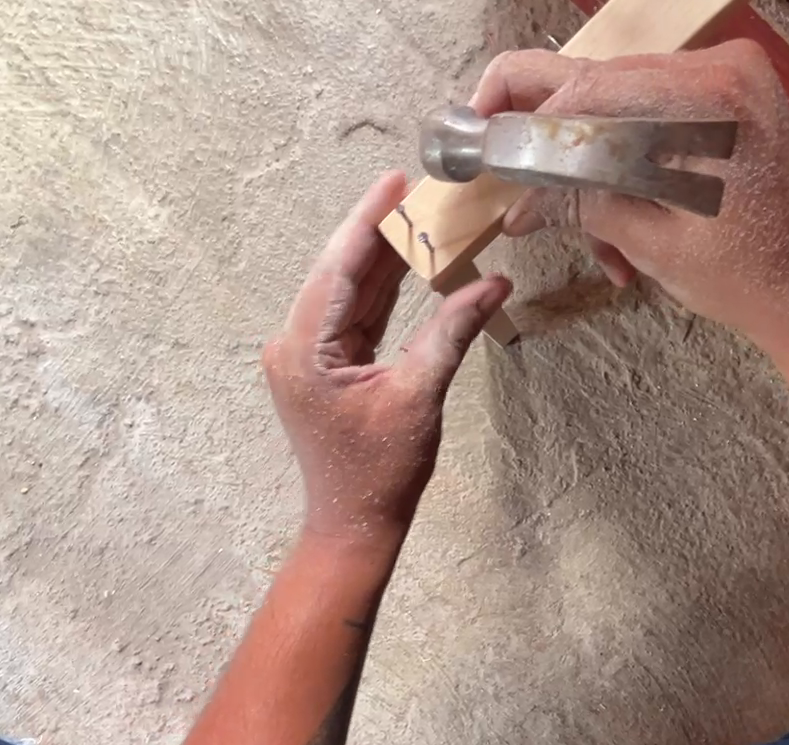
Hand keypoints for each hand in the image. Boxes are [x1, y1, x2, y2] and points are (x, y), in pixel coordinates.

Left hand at [262, 171, 511, 547]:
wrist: (355, 522)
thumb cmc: (379, 472)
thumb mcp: (419, 397)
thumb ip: (452, 333)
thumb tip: (493, 283)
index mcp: (304, 348)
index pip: (338, 267)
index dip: (369, 219)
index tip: (396, 179)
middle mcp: (294, 345)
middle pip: (342, 274)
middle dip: (380, 234)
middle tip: (419, 192)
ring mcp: (306, 356)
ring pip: (349, 294)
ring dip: (383, 261)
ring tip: (420, 218)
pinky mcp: (323, 368)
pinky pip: (354, 318)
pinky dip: (382, 294)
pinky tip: (406, 265)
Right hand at [473, 41, 788, 351]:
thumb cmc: (754, 278)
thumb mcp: (656, 244)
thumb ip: (587, 204)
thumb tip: (520, 197)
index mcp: (706, 96)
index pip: (589, 86)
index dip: (527, 120)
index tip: (488, 151)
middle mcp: (718, 73)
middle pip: (602, 87)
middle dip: (547, 136)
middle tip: (496, 155)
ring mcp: (725, 91)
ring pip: (620, 119)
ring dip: (593, 183)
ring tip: (600, 255)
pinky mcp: (724, 117)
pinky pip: (650, 135)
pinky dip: (627, 183)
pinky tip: (624, 246)